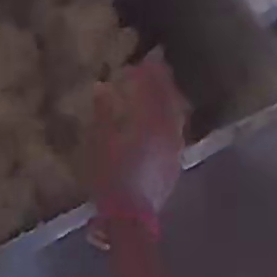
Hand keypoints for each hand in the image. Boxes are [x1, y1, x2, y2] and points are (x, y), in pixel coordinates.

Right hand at [83, 53, 187, 234]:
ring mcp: (175, 149)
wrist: (132, 221)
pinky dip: (170, 116)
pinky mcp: (175, 164)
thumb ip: (103, 112)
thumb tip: (102, 86)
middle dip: (163, 80)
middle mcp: (168, 132)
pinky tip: (163, 119)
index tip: (147, 56)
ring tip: (161, 88)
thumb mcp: (100, 142)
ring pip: (176, 114)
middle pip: (170, 98)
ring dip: (169, 97)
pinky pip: (176, 129)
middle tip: (157, 65)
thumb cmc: (111, 178)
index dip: (151, 71)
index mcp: (151, 122)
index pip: (154, 88)